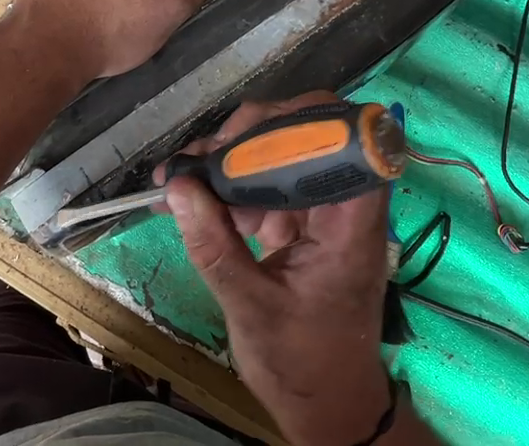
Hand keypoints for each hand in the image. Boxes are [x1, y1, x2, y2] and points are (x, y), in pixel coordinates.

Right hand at [163, 92, 393, 445]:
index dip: (301, 123)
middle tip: (199, 157)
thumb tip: (177, 187)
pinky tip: (194, 199)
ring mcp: (320, 210)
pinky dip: (231, 186)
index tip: (244, 135)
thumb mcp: (251, 308)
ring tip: (183, 176)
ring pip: (281, 157)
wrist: (326, 407)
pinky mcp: (300, 221)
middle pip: (307, 138)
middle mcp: (342, 204)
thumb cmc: (302, 364)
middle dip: (248, 137)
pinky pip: (266, 185)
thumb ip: (214, 246)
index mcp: (351, 222)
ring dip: (231, 160)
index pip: (346, 142)